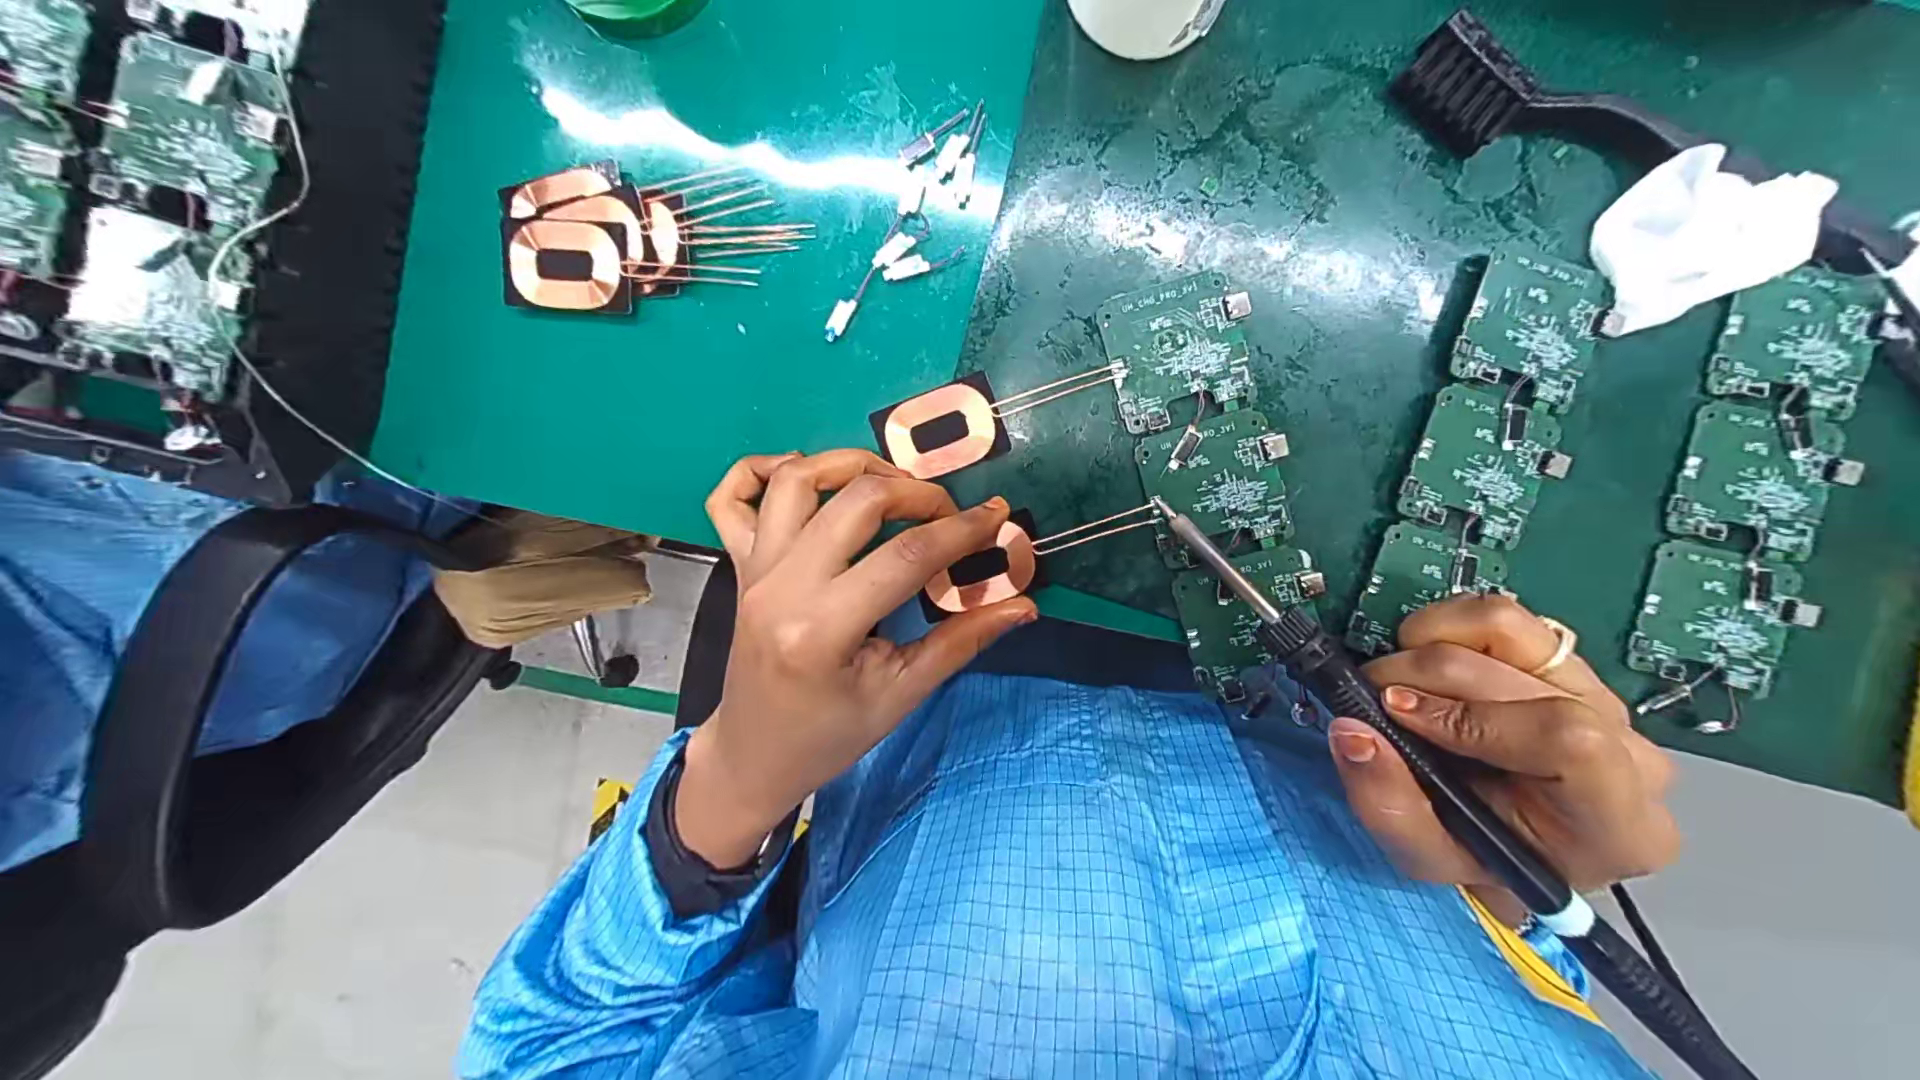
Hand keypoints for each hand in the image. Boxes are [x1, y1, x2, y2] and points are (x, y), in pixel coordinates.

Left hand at [675, 450, 1037, 866]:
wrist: (754, 756)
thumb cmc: (829, 736)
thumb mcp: (901, 696)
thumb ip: (961, 643)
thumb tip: (1023, 606)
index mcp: (822, 630)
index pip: (906, 556)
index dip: (960, 530)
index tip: (995, 517)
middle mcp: (780, 586)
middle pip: (855, 502)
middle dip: (915, 493)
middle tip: (946, 512)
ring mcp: (752, 570)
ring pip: (795, 482)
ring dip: (849, 465)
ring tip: (890, 482)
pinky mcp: (738, 566)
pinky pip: (730, 497)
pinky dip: (761, 469)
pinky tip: (804, 474)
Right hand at [1326, 594, 1678, 921]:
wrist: (1501, 836)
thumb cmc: (1473, 853)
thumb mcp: (1423, 855)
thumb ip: (1385, 802)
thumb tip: (1351, 728)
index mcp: (1614, 821)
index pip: (1568, 738)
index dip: (1468, 718)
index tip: (1398, 714)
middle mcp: (1626, 750)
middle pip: (1508, 676)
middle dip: (1416, 677)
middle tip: (1374, 700)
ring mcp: (1598, 694)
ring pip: (1505, 627)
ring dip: (1428, 645)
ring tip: (1402, 682)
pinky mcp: (1562, 659)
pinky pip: (1497, 614)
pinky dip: (1440, 627)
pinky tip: (1426, 666)